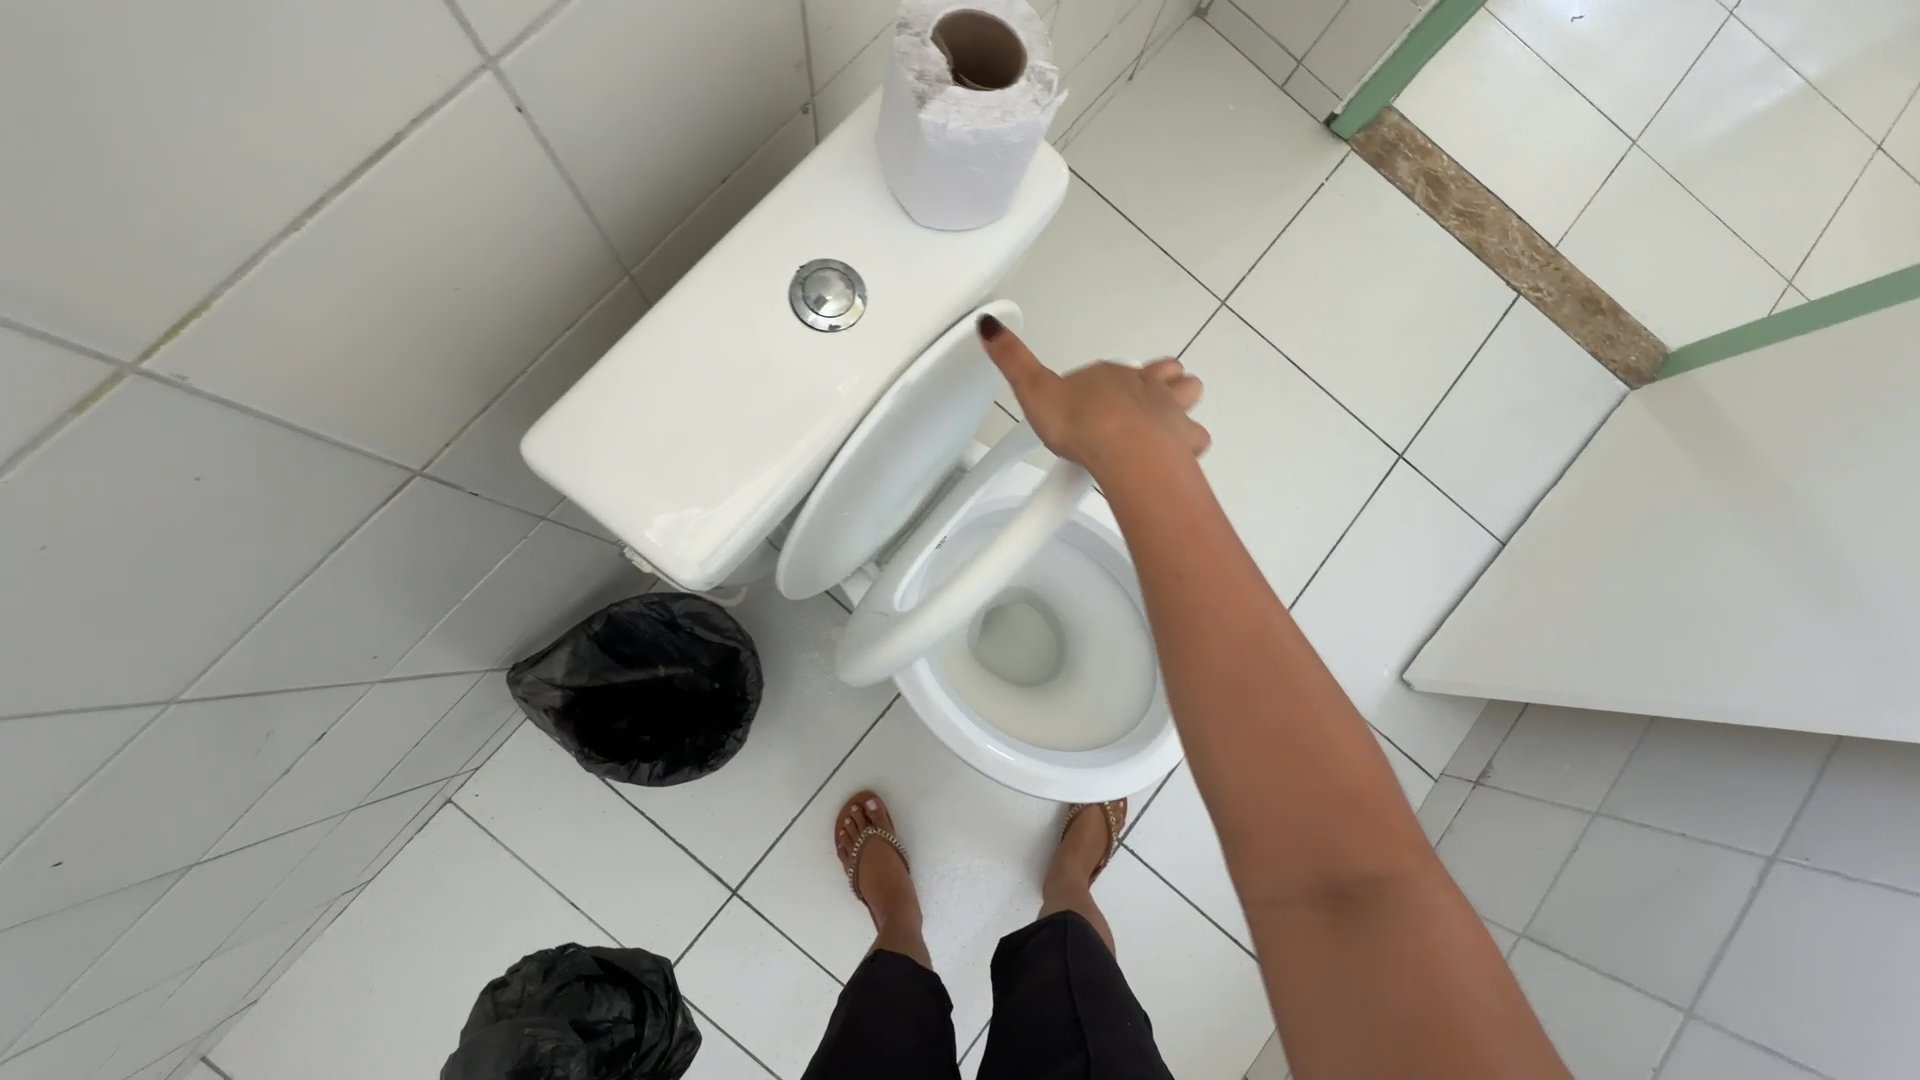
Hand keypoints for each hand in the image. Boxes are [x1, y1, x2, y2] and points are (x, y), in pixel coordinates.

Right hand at [978, 314, 1209, 475]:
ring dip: (1179, 403)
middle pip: (1162, 372)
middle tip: (1137, 404)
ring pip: (1188, 393)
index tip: (1090, 402)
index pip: (1112, 371)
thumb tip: (989, 326)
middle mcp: (1145, 388)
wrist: (1124, 451)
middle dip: (1155, 382)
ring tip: (1159, 425)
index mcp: (1111, 376)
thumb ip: (1012, 359)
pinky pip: (1196, 441)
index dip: (1104, 384)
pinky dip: (1187, 448)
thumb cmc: (1083, 422)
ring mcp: (1170, 413)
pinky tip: (1172, 460)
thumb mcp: (1033, 388)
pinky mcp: (1185, 443)